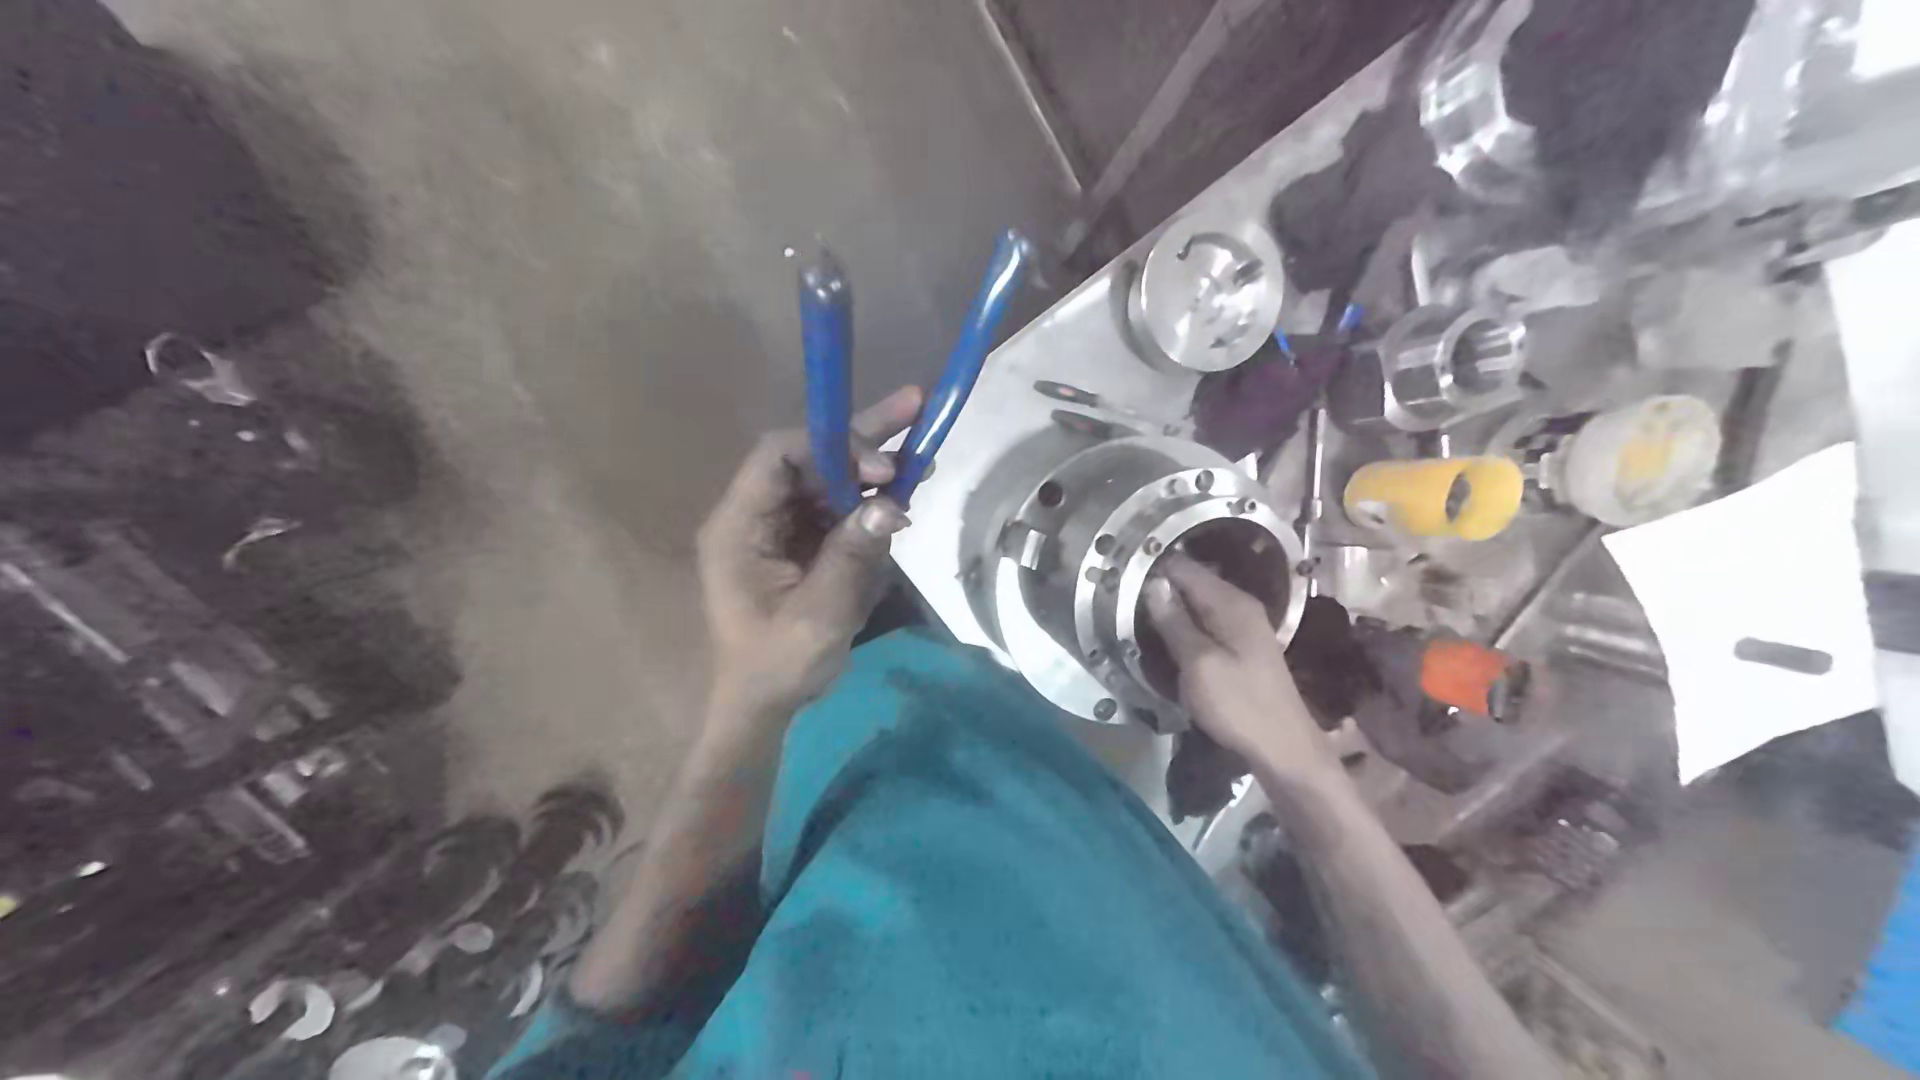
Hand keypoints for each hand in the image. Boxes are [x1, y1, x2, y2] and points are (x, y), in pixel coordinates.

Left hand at [695, 386, 921, 719]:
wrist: (764, 703)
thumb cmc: (778, 664)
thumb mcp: (819, 616)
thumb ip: (852, 557)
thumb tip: (891, 505)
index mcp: (740, 526)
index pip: (778, 456)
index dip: (833, 447)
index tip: (881, 470)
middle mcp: (758, 514)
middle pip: (811, 457)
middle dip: (863, 438)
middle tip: (915, 405)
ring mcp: (782, 525)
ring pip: (829, 477)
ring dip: (874, 466)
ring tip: (921, 456)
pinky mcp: (804, 540)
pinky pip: (839, 507)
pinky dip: (872, 501)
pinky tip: (903, 494)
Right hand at [1145, 553, 1336, 785]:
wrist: (1283, 748)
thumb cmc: (1238, 705)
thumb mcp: (1199, 664)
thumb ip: (1175, 622)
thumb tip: (1154, 584)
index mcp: (1231, 604)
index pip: (1185, 568)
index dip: (1154, 568)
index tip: (1123, 576)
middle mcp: (1240, 606)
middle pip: (1193, 582)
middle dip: (1160, 586)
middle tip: (1124, 598)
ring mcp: (1244, 626)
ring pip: (1197, 602)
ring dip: (1171, 606)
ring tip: (1137, 614)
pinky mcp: (1242, 645)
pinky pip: (1206, 621)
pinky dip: (1185, 623)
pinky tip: (1166, 634)